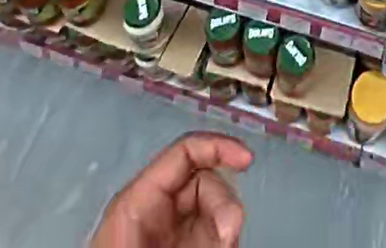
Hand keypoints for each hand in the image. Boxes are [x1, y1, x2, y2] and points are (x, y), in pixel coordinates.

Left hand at [90, 132, 254, 247]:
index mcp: (138, 202)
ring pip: (214, 210)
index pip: (184, 153)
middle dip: (224, 203)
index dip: (218, 146)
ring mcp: (172, 236)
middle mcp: (158, 212)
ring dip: (226, 226)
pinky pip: (214, 235)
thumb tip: (232, 228)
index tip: (247, 160)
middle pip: (204, 182)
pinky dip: (224, 239)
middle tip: (229, 238)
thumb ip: (193, 234)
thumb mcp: (137, 245)